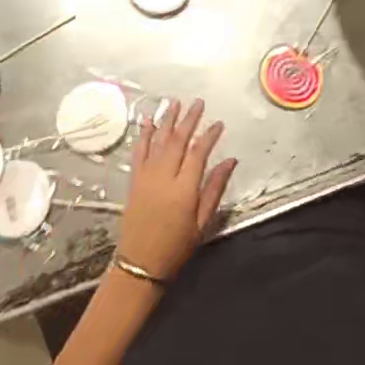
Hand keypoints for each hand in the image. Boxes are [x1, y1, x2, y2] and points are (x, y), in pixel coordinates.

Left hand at [116, 99, 235, 279]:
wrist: (140, 262)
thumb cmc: (177, 246)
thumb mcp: (203, 222)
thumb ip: (215, 189)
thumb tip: (230, 161)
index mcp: (184, 189)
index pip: (198, 153)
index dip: (209, 135)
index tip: (218, 123)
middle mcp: (163, 177)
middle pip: (176, 140)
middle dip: (188, 120)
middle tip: (198, 103)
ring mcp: (146, 177)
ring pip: (157, 141)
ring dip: (166, 120)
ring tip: (175, 103)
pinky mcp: (134, 180)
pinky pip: (138, 152)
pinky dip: (143, 135)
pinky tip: (147, 121)